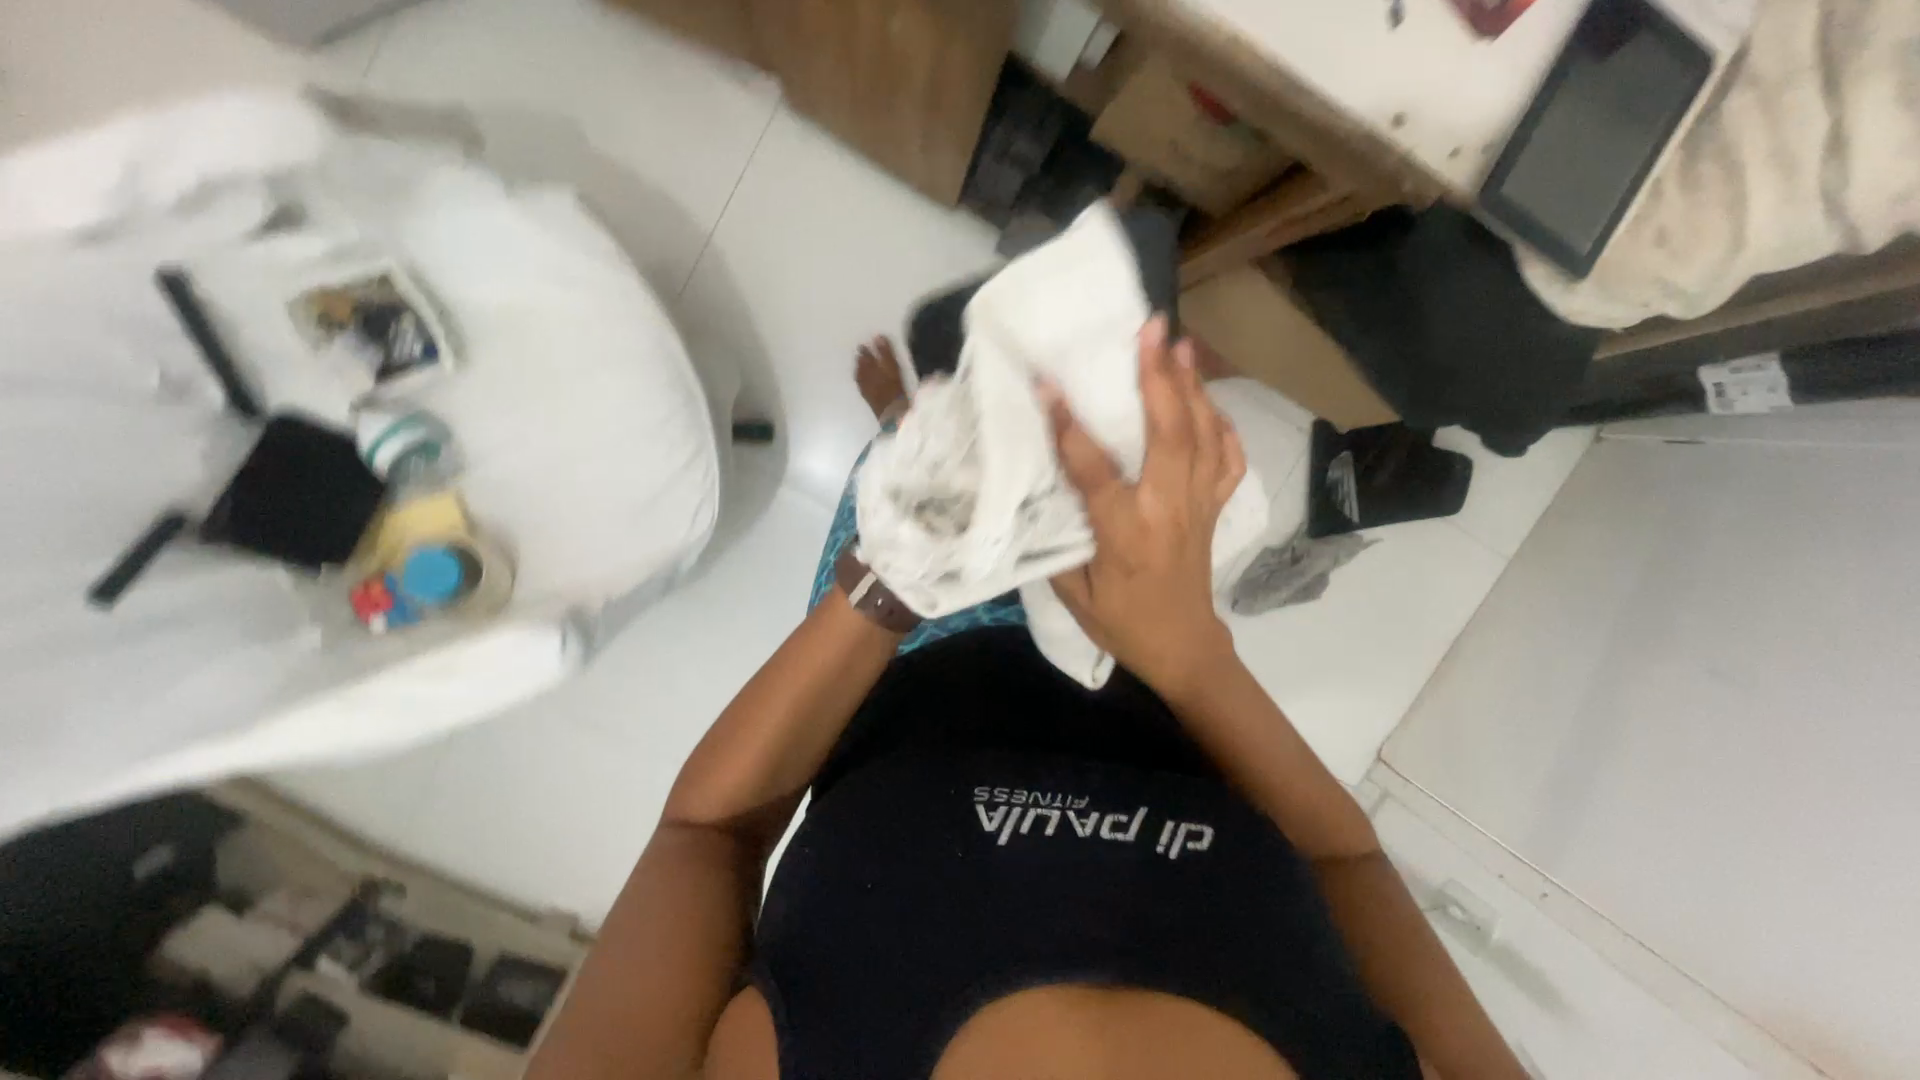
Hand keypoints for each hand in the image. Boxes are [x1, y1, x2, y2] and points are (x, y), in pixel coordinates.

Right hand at [1043, 314, 1246, 696]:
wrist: (1183, 645)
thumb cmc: (1121, 622)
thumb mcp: (1072, 592)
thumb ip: (1057, 539)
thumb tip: (1037, 486)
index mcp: (1125, 534)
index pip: (1095, 470)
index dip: (1069, 425)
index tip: (1047, 383)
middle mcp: (1168, 510)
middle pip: (1170, 435)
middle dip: (1159, 378)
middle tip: (1151, 330)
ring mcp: (1199, 506)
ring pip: (1204, 437)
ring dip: (1193, 387)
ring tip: (1180, 344)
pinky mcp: (1215, 508)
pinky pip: (1228, 459)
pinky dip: (1221, 424)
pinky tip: (1207, 400)